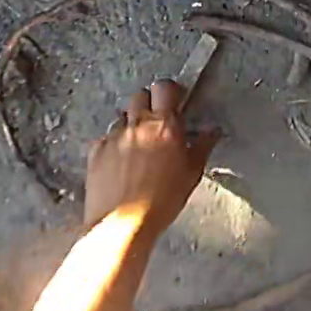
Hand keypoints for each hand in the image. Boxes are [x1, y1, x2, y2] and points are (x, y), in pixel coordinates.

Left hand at [83, 81, 218, 238]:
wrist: (123, 224)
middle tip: (157, 121)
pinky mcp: (96, 151)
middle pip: (141, 94)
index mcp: (165, 125)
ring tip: (138, 144)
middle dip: (149, 103)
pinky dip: (113, 142)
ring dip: (131, 123)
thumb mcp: (191, 173)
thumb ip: (202, 146)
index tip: (175, 102)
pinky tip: (120, 160)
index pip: (165, 87)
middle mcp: (138, 124)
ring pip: (123, 115)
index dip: (170, 91)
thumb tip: (213, 131)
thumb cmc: (162, 200)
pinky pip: (106, 136)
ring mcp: (114, 136)